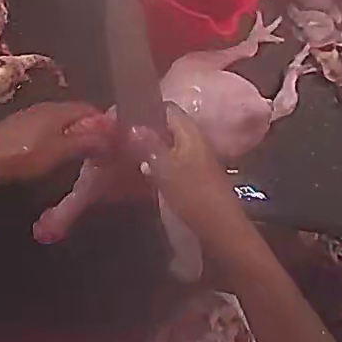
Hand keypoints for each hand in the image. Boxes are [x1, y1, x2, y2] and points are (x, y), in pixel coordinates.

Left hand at [0, 101, 115, 193]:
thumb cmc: (24, 156)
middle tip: (98, 150)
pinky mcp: (15, 128)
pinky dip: (55, 138)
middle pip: (73, 114)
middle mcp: (44, 107)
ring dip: (71, 134)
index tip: (113, 141)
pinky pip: (44, 129)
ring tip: (79, 154)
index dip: (103, 123)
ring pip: (58, 122)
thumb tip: (113, 136)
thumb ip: (87, 142)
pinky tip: (53, 154)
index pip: (89, 108)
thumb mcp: (60, 152)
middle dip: (88, 129)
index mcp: (57, 109)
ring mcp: (27, 116)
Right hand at [129, 104, 250, 245]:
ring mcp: (196, 162)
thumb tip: (132, 126)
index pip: (167, 109)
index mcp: (190, 134)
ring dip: (148, 149)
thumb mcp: (166, 170)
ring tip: (123, 153)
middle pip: (167, 128)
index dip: (145, 108)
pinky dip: (155, 165)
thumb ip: (149, 146)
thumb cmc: (195, 196)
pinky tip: (140, 174)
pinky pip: (171, 164)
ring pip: (168, 147)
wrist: (223, 233)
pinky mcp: (194, 180)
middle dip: (144, 130)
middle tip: (118, 137)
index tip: (122, 117)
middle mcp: (194, 143)